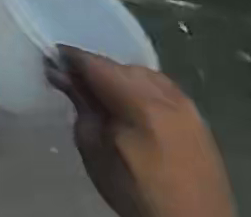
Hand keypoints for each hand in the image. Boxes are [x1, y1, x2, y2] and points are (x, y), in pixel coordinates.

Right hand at [48, 47, 234, 216]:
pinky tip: (133, 104)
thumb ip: (80, 105)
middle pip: (118, 66)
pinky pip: (162, 88)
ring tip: (104, 94)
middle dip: (94, 69)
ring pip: (142, 74)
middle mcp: (166, 96)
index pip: (94, 63)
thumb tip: (60, 73)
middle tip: (73, 82)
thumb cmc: (136, 193)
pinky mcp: (199, 120)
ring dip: (119, 77)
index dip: (69, 58)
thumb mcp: (95, 150)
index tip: (51, 60)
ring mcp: (187, 106)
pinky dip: (142, 88)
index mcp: (139, 103)